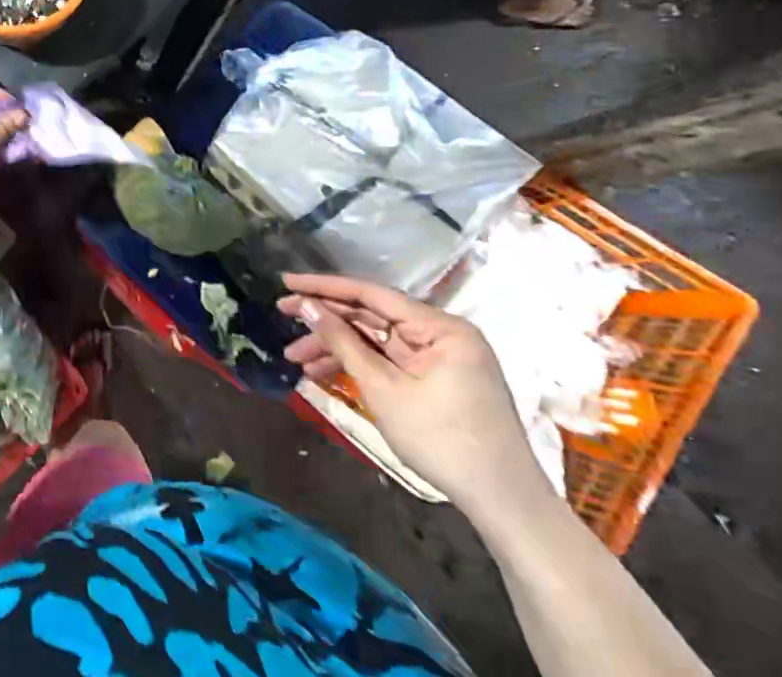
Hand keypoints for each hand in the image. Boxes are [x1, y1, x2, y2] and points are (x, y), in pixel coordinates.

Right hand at [280, 273, 550, 515]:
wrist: (501, 499)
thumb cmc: (442, 438)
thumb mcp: (383, 387)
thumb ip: (342, 341)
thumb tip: (305, 305)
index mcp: (441, 328)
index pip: (372, 295)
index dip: (324, 287)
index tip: (285, 282)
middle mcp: (442, 335)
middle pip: (371, 315)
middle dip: (325, 319)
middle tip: (281, 315)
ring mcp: (438, 358)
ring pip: (373, 339)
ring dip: (334, 346)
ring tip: (293, 356)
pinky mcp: (433, 378)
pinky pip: (385, 360)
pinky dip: (354, 364)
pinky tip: (320, 372)